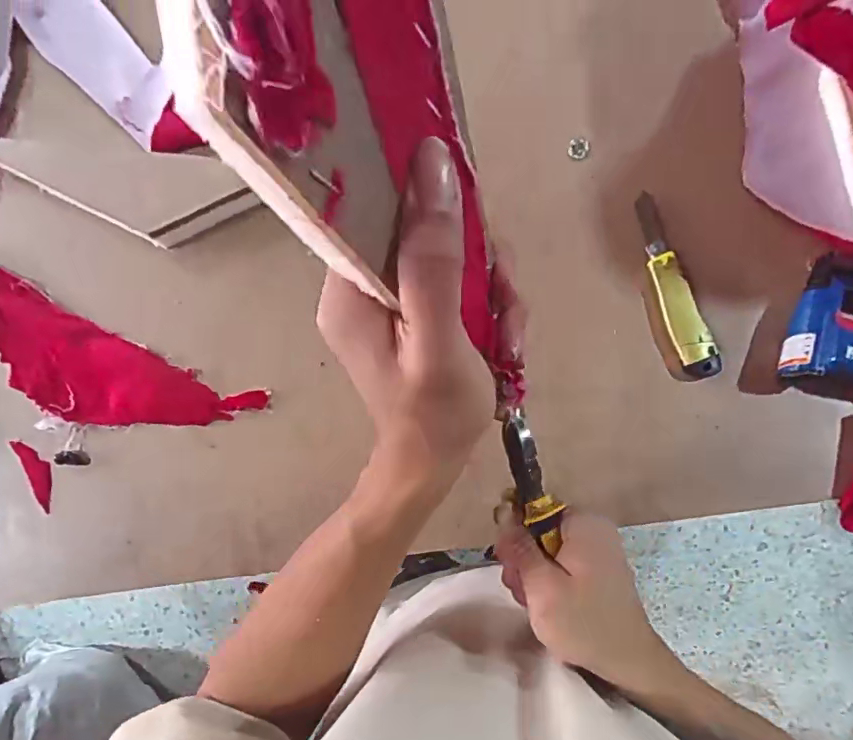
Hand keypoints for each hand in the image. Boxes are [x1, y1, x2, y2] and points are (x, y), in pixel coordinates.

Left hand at [316, 137, 508, 488]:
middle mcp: (359, 287)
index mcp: (347, 290)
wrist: (433, 464)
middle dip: (476, 260)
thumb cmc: (433, 415)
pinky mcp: (412, 313)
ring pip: (448, 253)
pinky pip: (455, 281)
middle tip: (501, 300)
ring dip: (490, 287)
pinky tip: (500, 338)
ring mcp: (387, 300)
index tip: (471, 224)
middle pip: (422, 228)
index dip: (430, 201)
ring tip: (505, 334)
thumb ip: (433, 258)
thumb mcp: (437, 338)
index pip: (379, 208)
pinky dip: (486, 304)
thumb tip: (431, 162)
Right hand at [495, 510, 683, 689]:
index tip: (507, 561)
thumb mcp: (540, 585)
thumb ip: (519, 547)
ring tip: (532, 602)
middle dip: (522, 558)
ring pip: (546, 550)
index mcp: (584, 525)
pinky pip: (561, 565)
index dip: (514, 532)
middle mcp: (594, 531)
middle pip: (539, 530)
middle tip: (520, 588)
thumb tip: (503, 511)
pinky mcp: (597, 572)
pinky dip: (548, 582)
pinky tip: (545, 604)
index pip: (534, 509)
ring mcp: (598, 552)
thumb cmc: (581, 622)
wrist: (625, 660)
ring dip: (531, 574)